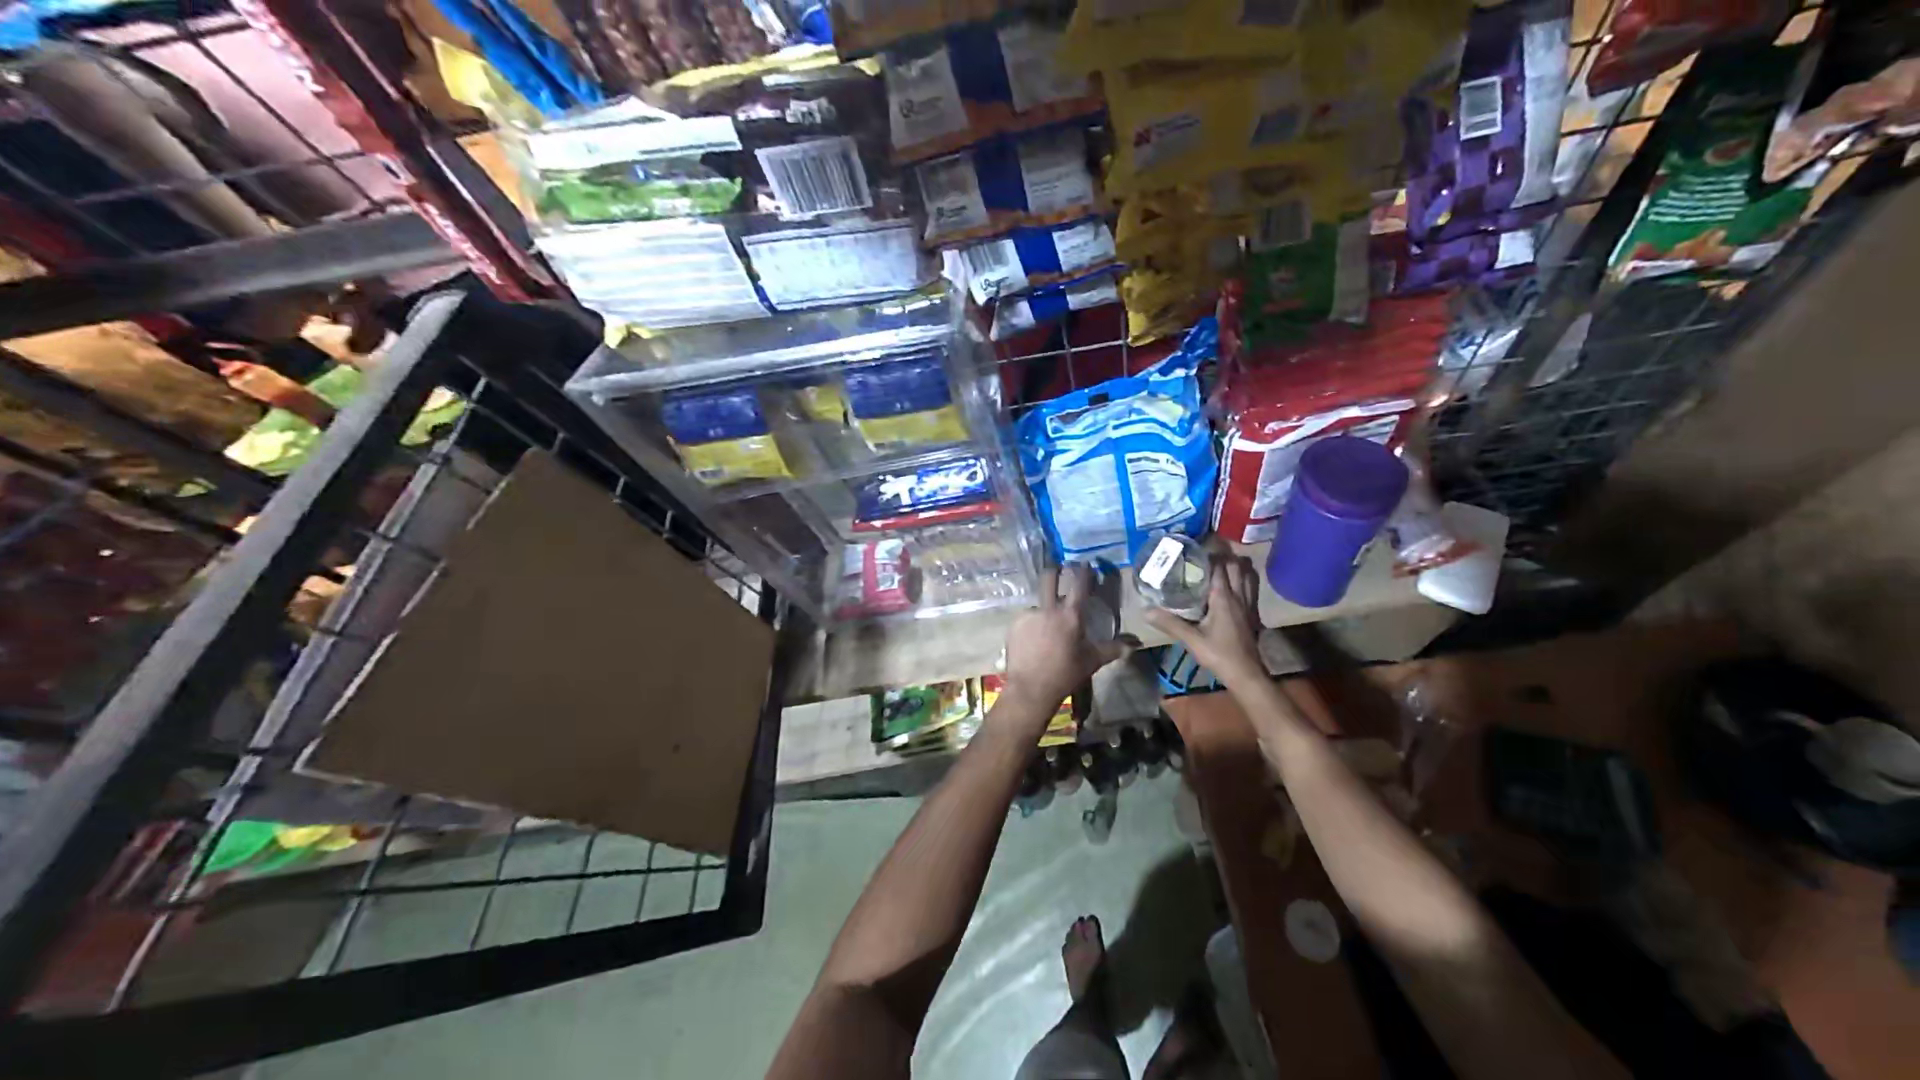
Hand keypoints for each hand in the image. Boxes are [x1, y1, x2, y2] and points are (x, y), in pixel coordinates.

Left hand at [1001, 565, 1128, 721]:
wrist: (1032, 688)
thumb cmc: (1066, 673)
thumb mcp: (1093, 660)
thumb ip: (1115, 648)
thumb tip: (1136, 643)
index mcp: (1071, 615)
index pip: (1079, 583)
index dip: (1083, 570)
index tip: (1085, 564)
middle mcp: (1048, 609)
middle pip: (1049, 577)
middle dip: (1055, 571)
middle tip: (1059, 571)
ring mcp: (1029, 615)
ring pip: (1038, 603)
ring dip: (1044, 609)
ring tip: (1047, 628)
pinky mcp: (1015, 624)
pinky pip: (1027, 618)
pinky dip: (1033, 624)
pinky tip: (1035, 639)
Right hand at [1144, 551, 1265, 688]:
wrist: (1246, 674)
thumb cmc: (1219, 654)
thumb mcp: (1192, 639)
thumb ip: (1170, 623)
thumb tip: (1145, 611)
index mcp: (1224, 597)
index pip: (1220, 566)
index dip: (1209, 554)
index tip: (1195, 547)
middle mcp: (1238, 596)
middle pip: (1235, 566)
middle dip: (1223, 556)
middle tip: (1205, 553)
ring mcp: (1248, 604)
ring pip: (1247, 575)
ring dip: (1236, 565)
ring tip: (1220, 562)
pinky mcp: (1252, 614)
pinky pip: (1250, 588)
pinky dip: (1243, 579)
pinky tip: (1233, 584)